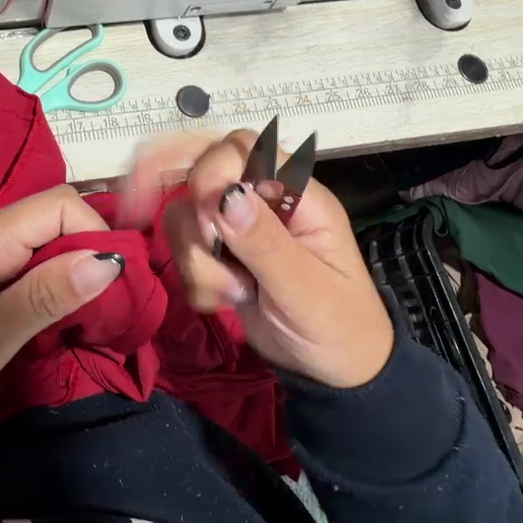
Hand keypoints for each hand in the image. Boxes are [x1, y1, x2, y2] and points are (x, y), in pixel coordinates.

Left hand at [0, 185, 125, 440]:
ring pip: (39, 234)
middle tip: (101, 310)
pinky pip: (19, 252)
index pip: (62, 204)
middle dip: (88, 252)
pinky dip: (43, 276)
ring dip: (68, 266)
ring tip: (78, 316)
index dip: (97, 236)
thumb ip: (44, 297)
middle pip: (53, 214)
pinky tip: (44, 313)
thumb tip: (108, 260)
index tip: (112, 291)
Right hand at [123, 129, 393, 388]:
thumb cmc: (339, 327)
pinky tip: (224, 301)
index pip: (243, 148)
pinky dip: (194, 278)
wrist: (334, 375)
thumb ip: (265, 243)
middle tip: (209, 249)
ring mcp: (236, 226)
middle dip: (196, 215)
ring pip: (186, 212)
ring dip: (197, 257)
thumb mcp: (306, 290)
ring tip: (232, 292)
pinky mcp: (219, 254)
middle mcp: (262, 200)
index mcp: (296, 194)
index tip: (209, 215)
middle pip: (202, 170)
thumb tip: (226, 196)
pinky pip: (184, 247)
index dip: (214, 170)